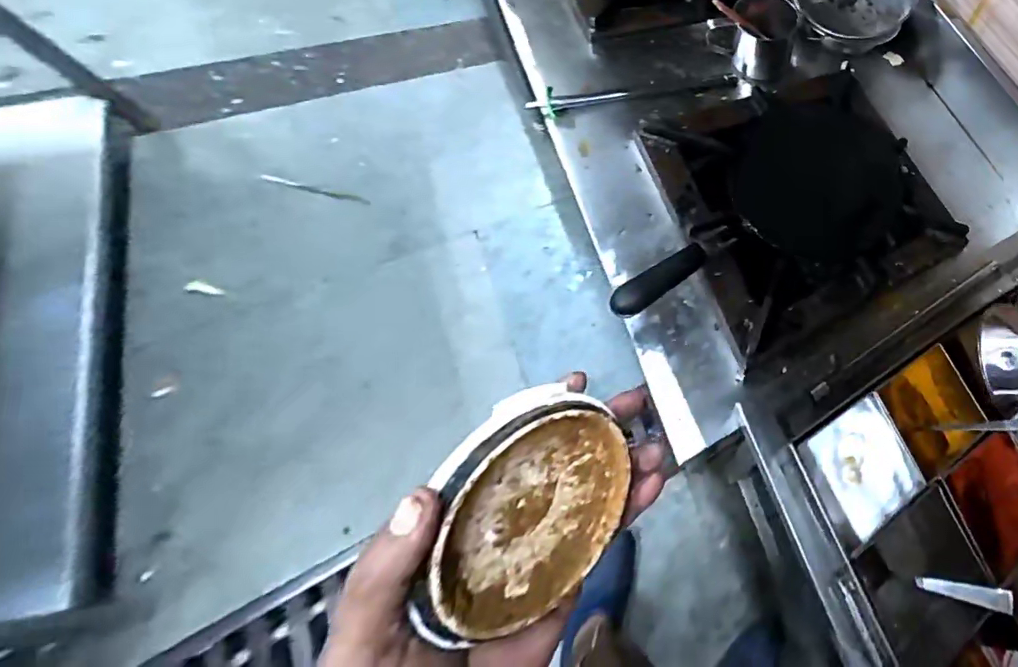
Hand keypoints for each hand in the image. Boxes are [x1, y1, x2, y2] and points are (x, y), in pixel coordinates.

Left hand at [322, 373, 669, 666]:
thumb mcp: (361, 632)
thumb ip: (383, 572)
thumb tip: (422, 495)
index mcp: (460, 522)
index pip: (503, 455)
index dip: (541, 415)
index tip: (576, 384)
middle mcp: (507, 525)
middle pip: (559, 465)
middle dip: (602, 428)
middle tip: (636, 401)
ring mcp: (542, 552)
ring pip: (591, 494)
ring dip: (627, 464)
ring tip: (656, 446)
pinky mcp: (568, 584)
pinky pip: (603, 540)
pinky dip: (632, 509)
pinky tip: (652, 487)